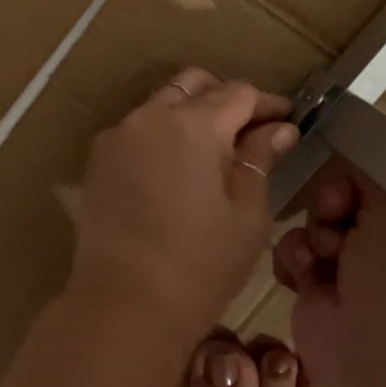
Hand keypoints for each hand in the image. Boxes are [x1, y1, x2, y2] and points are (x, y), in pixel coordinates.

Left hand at [67, 68, 300, 338]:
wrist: (123, 302)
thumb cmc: (199, 265)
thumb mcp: (246, 216)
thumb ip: (259, 161)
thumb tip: (278, 128)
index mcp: (194, 125)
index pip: (238, 93)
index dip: (267, 104)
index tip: (287, 121)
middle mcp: (151, 115)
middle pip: (195, 84)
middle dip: (226, 99)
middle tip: (250, 133)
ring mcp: (119, 133)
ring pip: (162, 102)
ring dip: (190, 112)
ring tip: (213, 150)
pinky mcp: (98, 157)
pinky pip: (137, 128)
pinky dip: (161, 133)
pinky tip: (175, 168)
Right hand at [273, 159, 385, 386]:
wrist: (375, 367)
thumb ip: (371, 179)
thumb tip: (346, 168)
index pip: (381, 186)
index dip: (358, 179)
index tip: (347, 187)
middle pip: (342, 200)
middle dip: (330, 203)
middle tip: (331, 215)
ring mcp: (351, 274)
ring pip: (314, 225)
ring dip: (310, 232)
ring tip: (318, 255)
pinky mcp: (315, 295)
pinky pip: (293, 255)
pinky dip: (292, 258)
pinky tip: (301, 273)